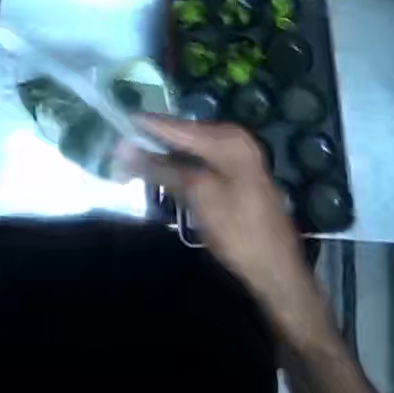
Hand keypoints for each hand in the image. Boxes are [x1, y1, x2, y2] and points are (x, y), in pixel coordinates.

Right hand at [125, 116, 332, 345]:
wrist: (277, 270)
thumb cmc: (238, 231)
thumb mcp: (197, 196)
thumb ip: (161, 168)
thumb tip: (123, 148)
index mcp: (229, 139)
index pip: (178, 126)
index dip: (147, 125)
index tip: (117, 121)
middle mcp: (236, 140)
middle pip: (185, 135)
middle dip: (153, 141)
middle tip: (119, 148)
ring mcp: (240, 159)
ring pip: (192, 149)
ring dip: (164, 155)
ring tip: (132, 160)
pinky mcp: (239, 177)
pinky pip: (202, 162)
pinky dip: (181, 166)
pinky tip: (163, 174)